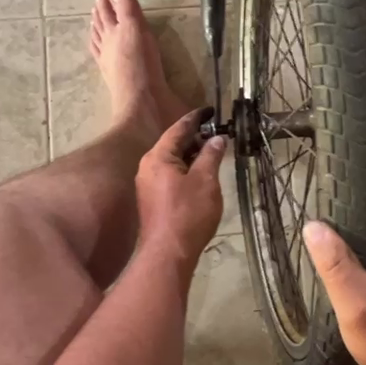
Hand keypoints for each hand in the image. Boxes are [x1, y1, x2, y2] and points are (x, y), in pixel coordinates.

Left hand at [136, 110, 227, 265]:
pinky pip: (169, 174)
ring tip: (213, 152)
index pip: (179, 128)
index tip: (211, 110)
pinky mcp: (151, 199)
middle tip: (217, 132)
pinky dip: (186, 169)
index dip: (196, 118)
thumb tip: (217, 139)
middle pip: (173, 143)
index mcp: (158, 157)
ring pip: (172, 160)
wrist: (167, 254)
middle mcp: (148, 166)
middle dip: (195, 137)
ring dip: (191, 155)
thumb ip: (211, 155)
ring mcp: (147, 184)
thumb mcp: (205, 180)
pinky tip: (200, 174)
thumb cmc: (188, 213)